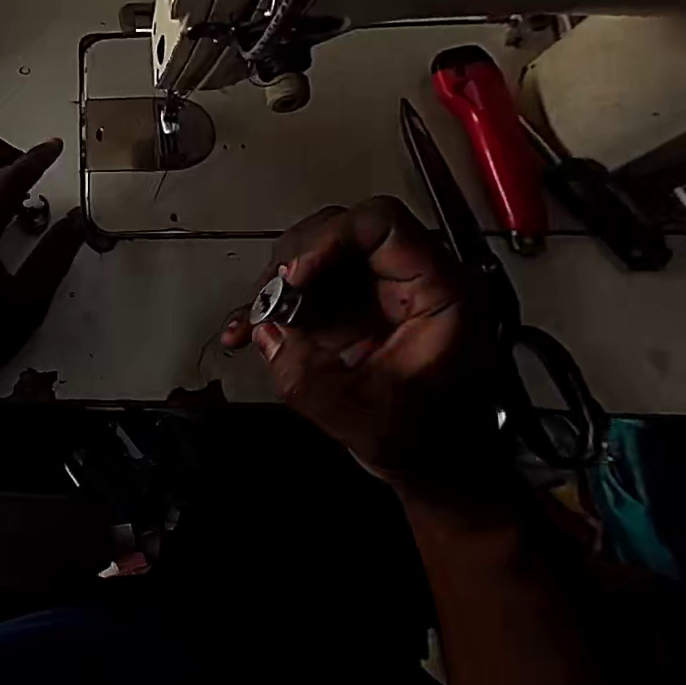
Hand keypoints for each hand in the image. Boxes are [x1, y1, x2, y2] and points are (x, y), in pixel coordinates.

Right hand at [222, 196, 501, 492]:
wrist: (427, 459)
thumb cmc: (420, 437)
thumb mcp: (355, 411)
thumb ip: (303, 370)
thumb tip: (268, 328)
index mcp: (437, 294)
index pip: (380, 225)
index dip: (328, 241)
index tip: (295, 276)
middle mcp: (406, 281)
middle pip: (339, 229)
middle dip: (292, 263)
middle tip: (271, 300)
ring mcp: (373, 290)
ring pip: (311, 252)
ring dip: (274, 285)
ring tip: (258, 321)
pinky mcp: (346, 304)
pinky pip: (299, 285)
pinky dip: (268, 304)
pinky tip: (249, 329)